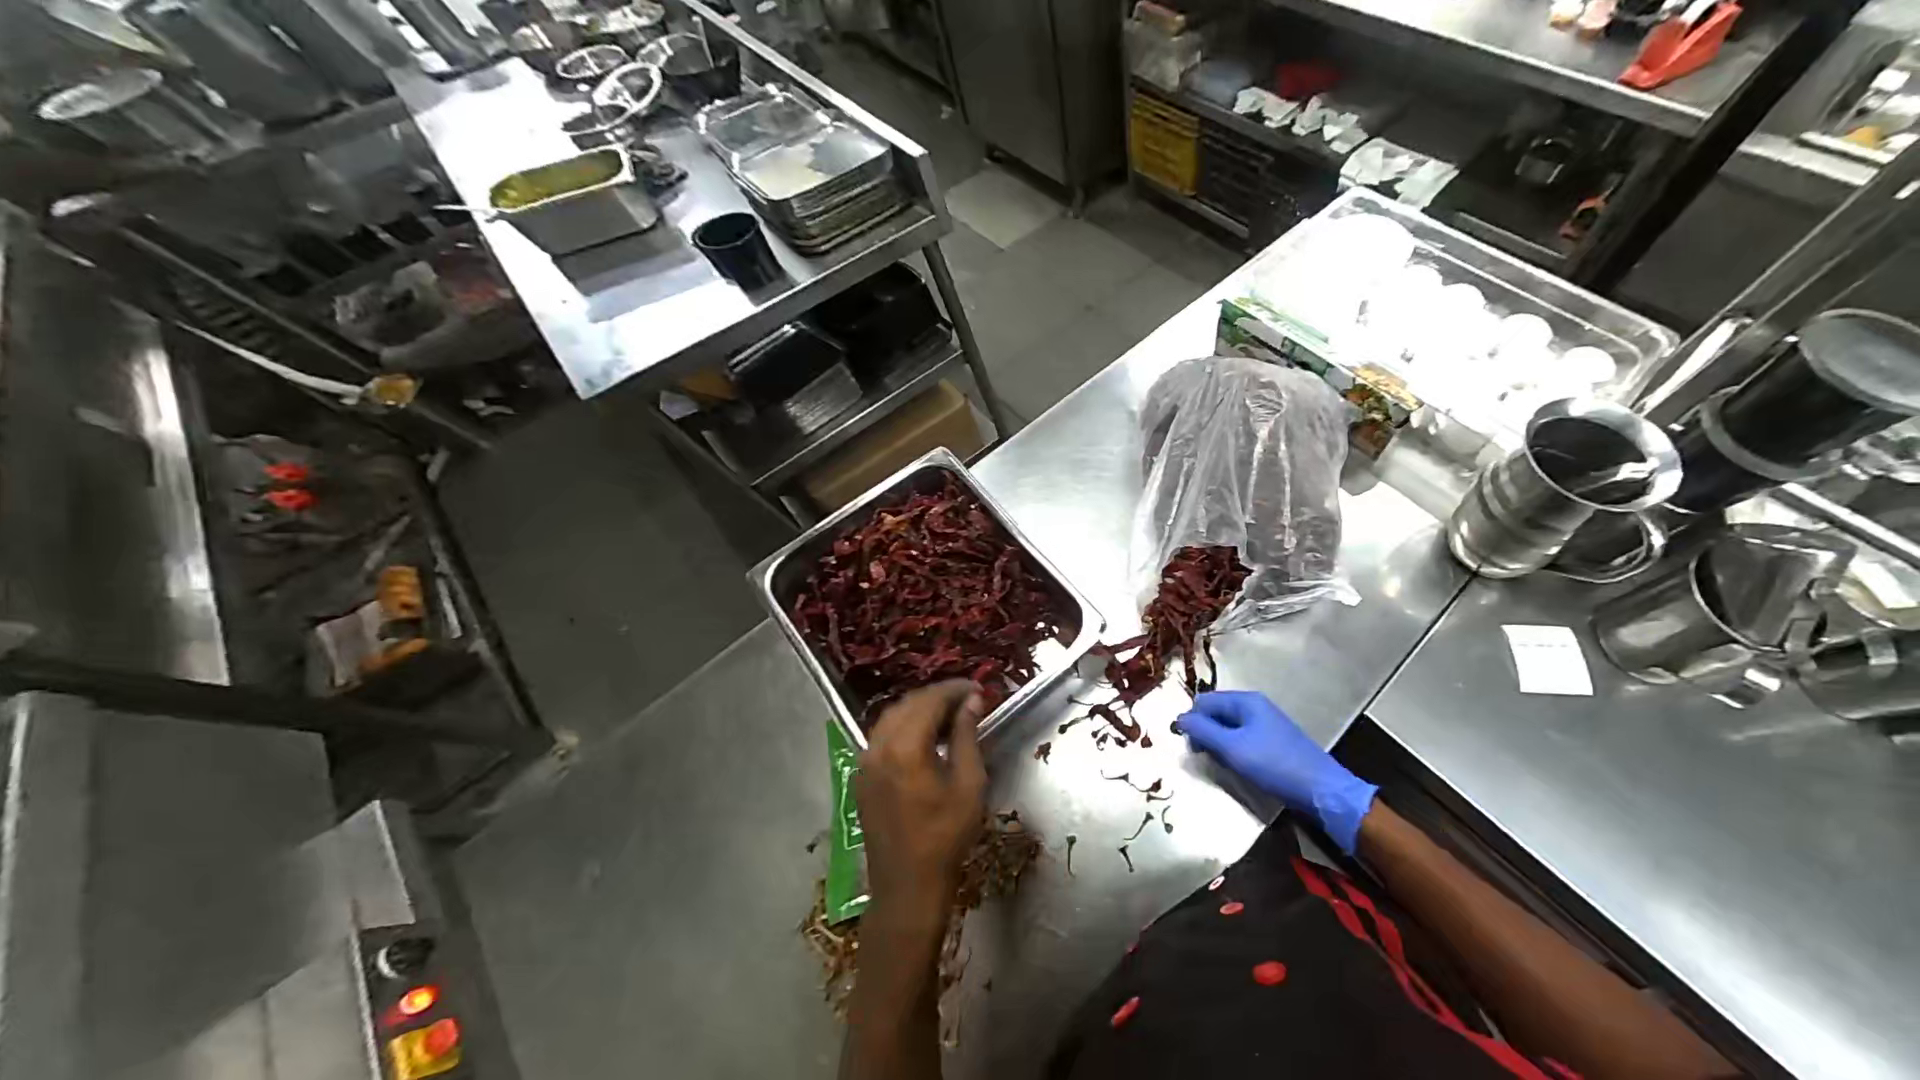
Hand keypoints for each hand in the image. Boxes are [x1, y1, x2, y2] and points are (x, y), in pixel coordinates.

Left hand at [855, 681, 987, 929]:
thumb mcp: (969, 785)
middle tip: (966, 699)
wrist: (908, 885)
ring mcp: (865, 762)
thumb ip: (967, 736)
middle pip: (907, 704)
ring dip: (919, 710)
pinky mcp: (861, 776)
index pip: (929, 700)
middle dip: (937, 696)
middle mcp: (878, 747)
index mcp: (904, 747)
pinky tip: (924, 738)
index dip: (954, 690)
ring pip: (891, 718)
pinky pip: (882, 737)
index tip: (977, 688)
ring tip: (948, 715)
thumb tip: (971, 702)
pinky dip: (904, 727)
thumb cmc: (946, 837)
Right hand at [1174, 690, 1376, 853]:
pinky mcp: (1271, 740)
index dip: (1192, 721)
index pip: (1203, 701)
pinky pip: (1241, 738)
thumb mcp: (1231, 748)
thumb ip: (1202, 730)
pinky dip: (1233, 750)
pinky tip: (1238, 766)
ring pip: (1227, 727)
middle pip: (1215, 712)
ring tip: (1223, 763)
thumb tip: (1179, 719)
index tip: (1191, 746)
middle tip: (1205, 756)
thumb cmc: (1273, 764)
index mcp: (1245, 701)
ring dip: (1219, 743)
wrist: (1320, 789)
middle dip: (1205, 733)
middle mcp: (1254, 705)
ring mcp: (1264, 722)